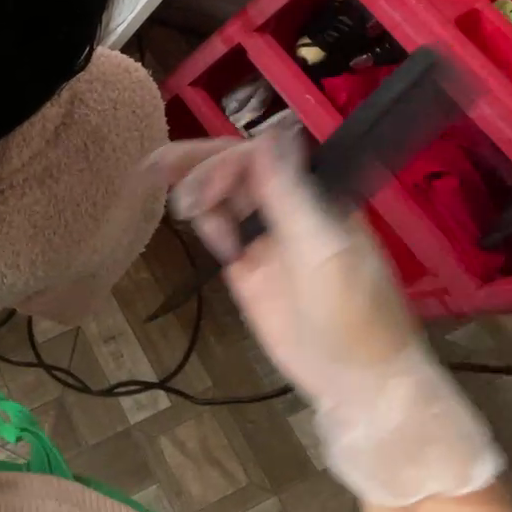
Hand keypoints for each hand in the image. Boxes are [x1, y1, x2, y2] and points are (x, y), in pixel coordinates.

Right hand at [171, 130, 504, 507]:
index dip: (223, 163)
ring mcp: (265, 233)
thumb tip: (274, 128)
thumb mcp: (321, 248)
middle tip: (157, 169)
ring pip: (218, 193)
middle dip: (196, 166)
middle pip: (231, 168)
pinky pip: (215, 226)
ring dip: (195, 192)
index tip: (203, 186)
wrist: (354, 383)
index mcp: (313, 195)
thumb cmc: (353, 314)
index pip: (257, 157)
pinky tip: (207, 236)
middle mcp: (285, 206)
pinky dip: (204, 222)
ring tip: (182, 207)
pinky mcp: (246, 261)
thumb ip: (290, 191)